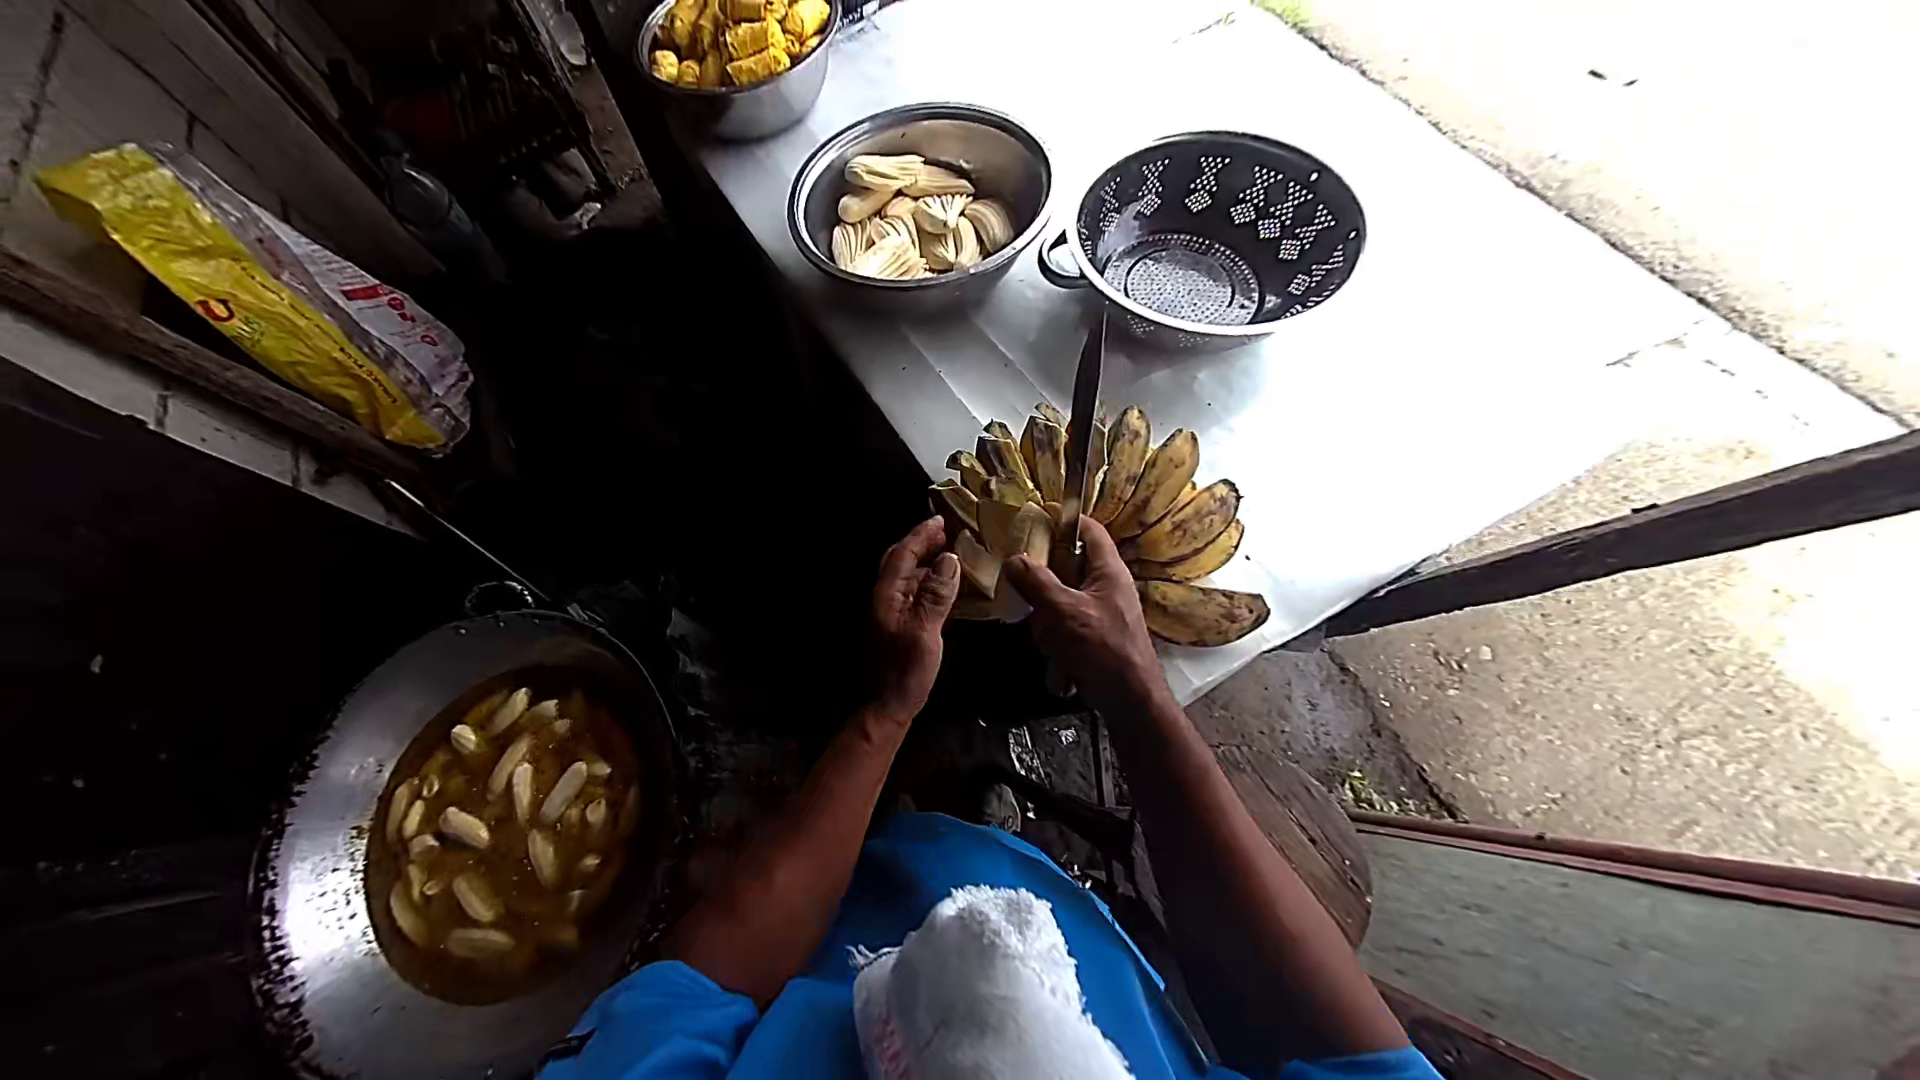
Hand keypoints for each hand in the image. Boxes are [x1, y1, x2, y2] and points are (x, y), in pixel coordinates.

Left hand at [868, 516, 961, 724]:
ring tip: (954, 555)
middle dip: (923, 543)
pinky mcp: (899, 625)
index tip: (941, 519)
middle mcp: (885, 597)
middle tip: (949, 533)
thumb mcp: (925, 630)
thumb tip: (949, 559)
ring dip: (929, 563)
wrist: (886, 706)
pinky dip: (931, 584)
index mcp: (886, 594)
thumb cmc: (905, 671)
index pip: (903, 553)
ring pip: (909, 577)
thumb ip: (937, 594)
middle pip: (902, 560)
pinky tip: (950, 588)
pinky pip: (915, 594)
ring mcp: (890, 611)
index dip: (922, 534)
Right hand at [1003, 517, 1168, 714]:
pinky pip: (1062, 628)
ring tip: (1053, 640)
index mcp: (1108, 570)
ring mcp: (1098, 613)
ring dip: (1047, 623)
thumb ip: (1035, 582)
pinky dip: (1056, 642)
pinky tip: (1059, 660)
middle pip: (1064, 568)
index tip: (1037, 517)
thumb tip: (1014, 560)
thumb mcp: (1063, 610)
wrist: (1129, 700)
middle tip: (1031, 598)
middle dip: (1043, 587)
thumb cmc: (1103, 649)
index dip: (1065, 519)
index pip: (1089, 530)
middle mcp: (1105, 587)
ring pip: (1058, 602)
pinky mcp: (1092, 637)